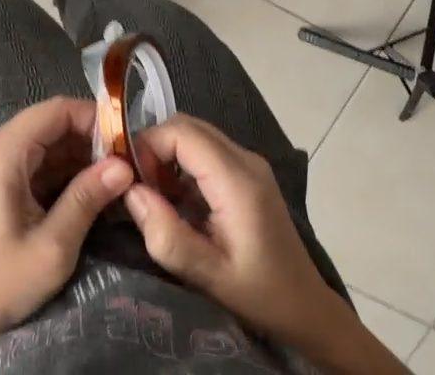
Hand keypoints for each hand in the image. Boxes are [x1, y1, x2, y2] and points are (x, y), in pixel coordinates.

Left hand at [0, 97, 134, 363]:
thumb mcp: (52, 246)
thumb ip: (87, 199)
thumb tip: (125, 166)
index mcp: (6, 150)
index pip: (60, 109)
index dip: (98, 119)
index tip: (132, 145)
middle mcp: (1, 147)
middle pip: (57, 125)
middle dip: (96, 143)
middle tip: (135, 170)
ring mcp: (0, 166)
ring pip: (53, 147)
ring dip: (86, 162)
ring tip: (125, 185)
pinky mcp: (3, 186)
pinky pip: (43, 167)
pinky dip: (70, 178)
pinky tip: (99, 198)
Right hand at [122, 115, 342, 340]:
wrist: (305, 307)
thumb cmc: (259, 294)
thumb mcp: (207, 275)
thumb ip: (166, 234)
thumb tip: (130, 192)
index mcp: (238, 181)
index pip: (181, 132)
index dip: (148, 146)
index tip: (129, 179)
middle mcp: (245, 160)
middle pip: (186, 126)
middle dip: (153, 148)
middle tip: (137, 187)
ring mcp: (249, 163)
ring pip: (194, 135)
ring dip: (166, 156)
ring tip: (154, 196)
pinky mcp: (248, 172)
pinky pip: (205, 150)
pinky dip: (182, 164)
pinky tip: (176, 201)